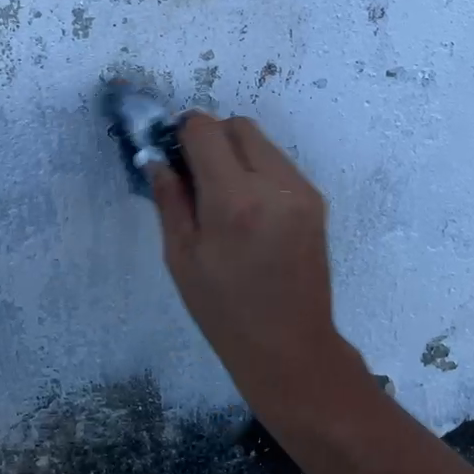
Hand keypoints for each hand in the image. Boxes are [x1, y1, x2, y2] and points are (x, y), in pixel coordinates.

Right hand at [148, 112, 366, 410]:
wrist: (291, 348)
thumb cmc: (224, 309)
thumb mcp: (181, 257)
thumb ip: (169, 198)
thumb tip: (157, 158)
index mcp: (234, 200)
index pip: (205, 129)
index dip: (182, 132)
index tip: (172, 153)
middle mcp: (273, 184)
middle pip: (236, 125)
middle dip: (210, 136)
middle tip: (194, 172)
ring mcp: (301, 189)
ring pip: (261, 140)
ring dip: (235, 151)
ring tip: (221, 193)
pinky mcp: (316, 199)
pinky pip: (279, 162)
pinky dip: (257, 168)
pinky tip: (248, 207)